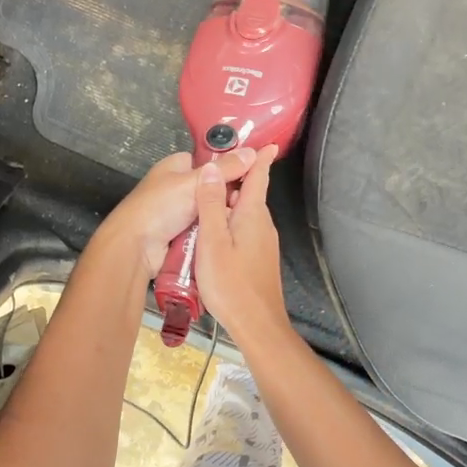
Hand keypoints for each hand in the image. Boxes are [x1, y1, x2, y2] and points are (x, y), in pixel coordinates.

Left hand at [99, 147, 258, 278]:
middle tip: (245, 203)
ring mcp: (177, 213)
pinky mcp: (180, 234)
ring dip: (220, 216)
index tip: (249, 177)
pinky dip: (212, 231)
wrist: (135, 247)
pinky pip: (204, 229)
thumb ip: (225, 169)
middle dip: (225, 197)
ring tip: (241, 221)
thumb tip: (254, 152)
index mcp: (175, 167)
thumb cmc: (160, 206)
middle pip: (211, 189)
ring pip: (210, 211)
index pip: (207, 162)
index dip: (226, 168)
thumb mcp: (193, 182)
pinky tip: (228, 236)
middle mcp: (176, 187)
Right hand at [193, 144, 290, 345]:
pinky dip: (228, 225)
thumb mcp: (213, 240)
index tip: (265, 142)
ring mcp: (263, 243)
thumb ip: (211, 203)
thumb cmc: (231, 282)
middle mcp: (262, 224)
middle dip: (232, 181)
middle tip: (208, 173)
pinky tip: (210, 236)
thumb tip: (213, 168)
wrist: (257, 324)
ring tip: (201, 203)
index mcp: (252, 214)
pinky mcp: (259, 259)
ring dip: (226, 206)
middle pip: (248, 194)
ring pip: (243, 215)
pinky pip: (243, 231)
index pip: (258, 177)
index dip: (260, 158)